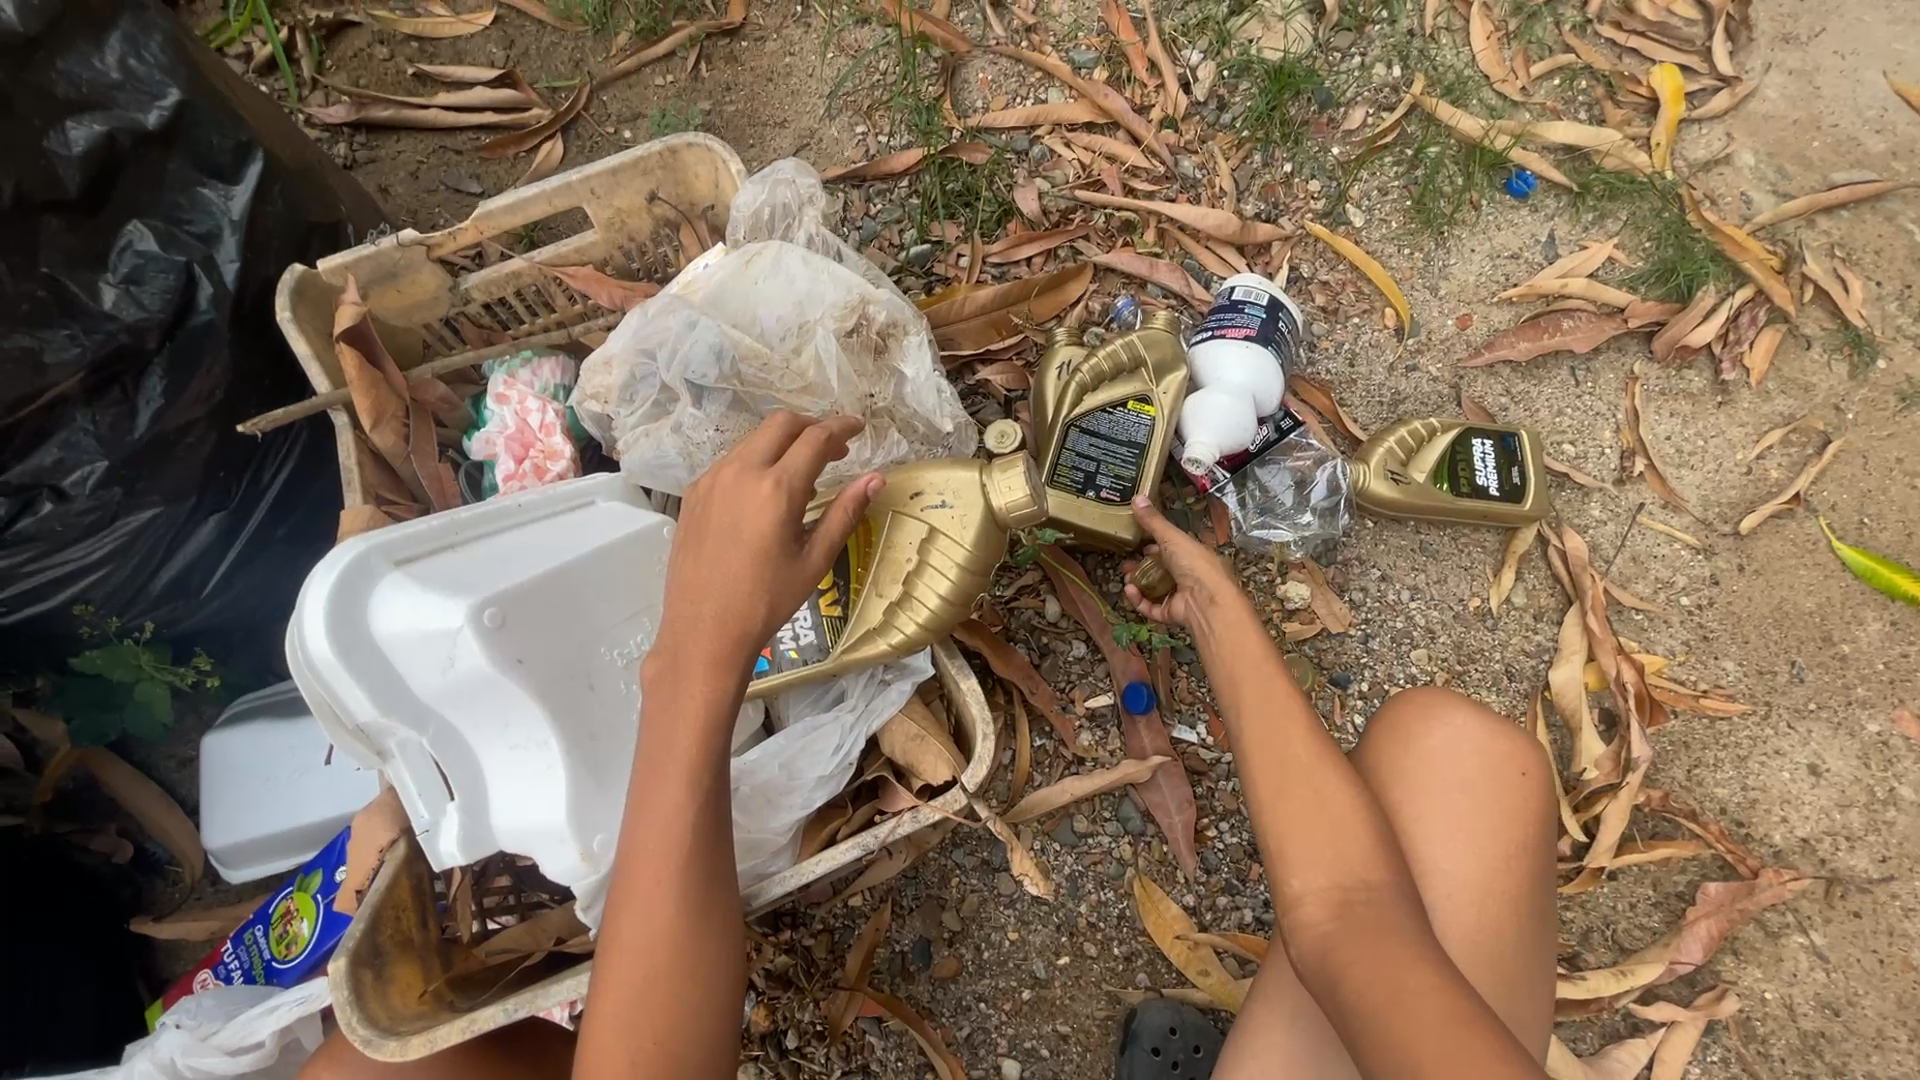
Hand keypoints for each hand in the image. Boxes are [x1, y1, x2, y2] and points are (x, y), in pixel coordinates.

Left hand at [651, 412, 882, 676]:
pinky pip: (731, 460)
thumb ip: (845, 512)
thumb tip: (876, 479)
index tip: (860, 428)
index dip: (842, 427)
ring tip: (805, 472)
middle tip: (835, 449)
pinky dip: (757, 459)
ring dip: (784, 442)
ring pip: (753, 439)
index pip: (816, 438)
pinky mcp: (694, 493)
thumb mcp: (815, 560)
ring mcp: (712, 479)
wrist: (703, 630)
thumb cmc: (767, 601)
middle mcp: (741, 471)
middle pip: (781, 423)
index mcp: (777, 488)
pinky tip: (767, 491)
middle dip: (812, 426)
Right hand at [1123, 495, 1248, 631]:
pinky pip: (1151, 607)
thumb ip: (1153, 521)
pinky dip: (1139, 600)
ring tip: (1126, 577)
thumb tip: (1137, 496)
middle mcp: (1188, 576)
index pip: (1172, 550)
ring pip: (1153, 590)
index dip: (1155, 547)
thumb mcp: (1172, 537)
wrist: (1207, 600)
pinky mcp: (1171, 614)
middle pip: (1160, 571)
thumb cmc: (1195, 564)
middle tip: (1125, 564)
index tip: (1139, 544)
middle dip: (1141, 567)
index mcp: (1193, 556)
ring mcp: (1180, 596)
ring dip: (1138, 582)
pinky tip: (1130, 591)